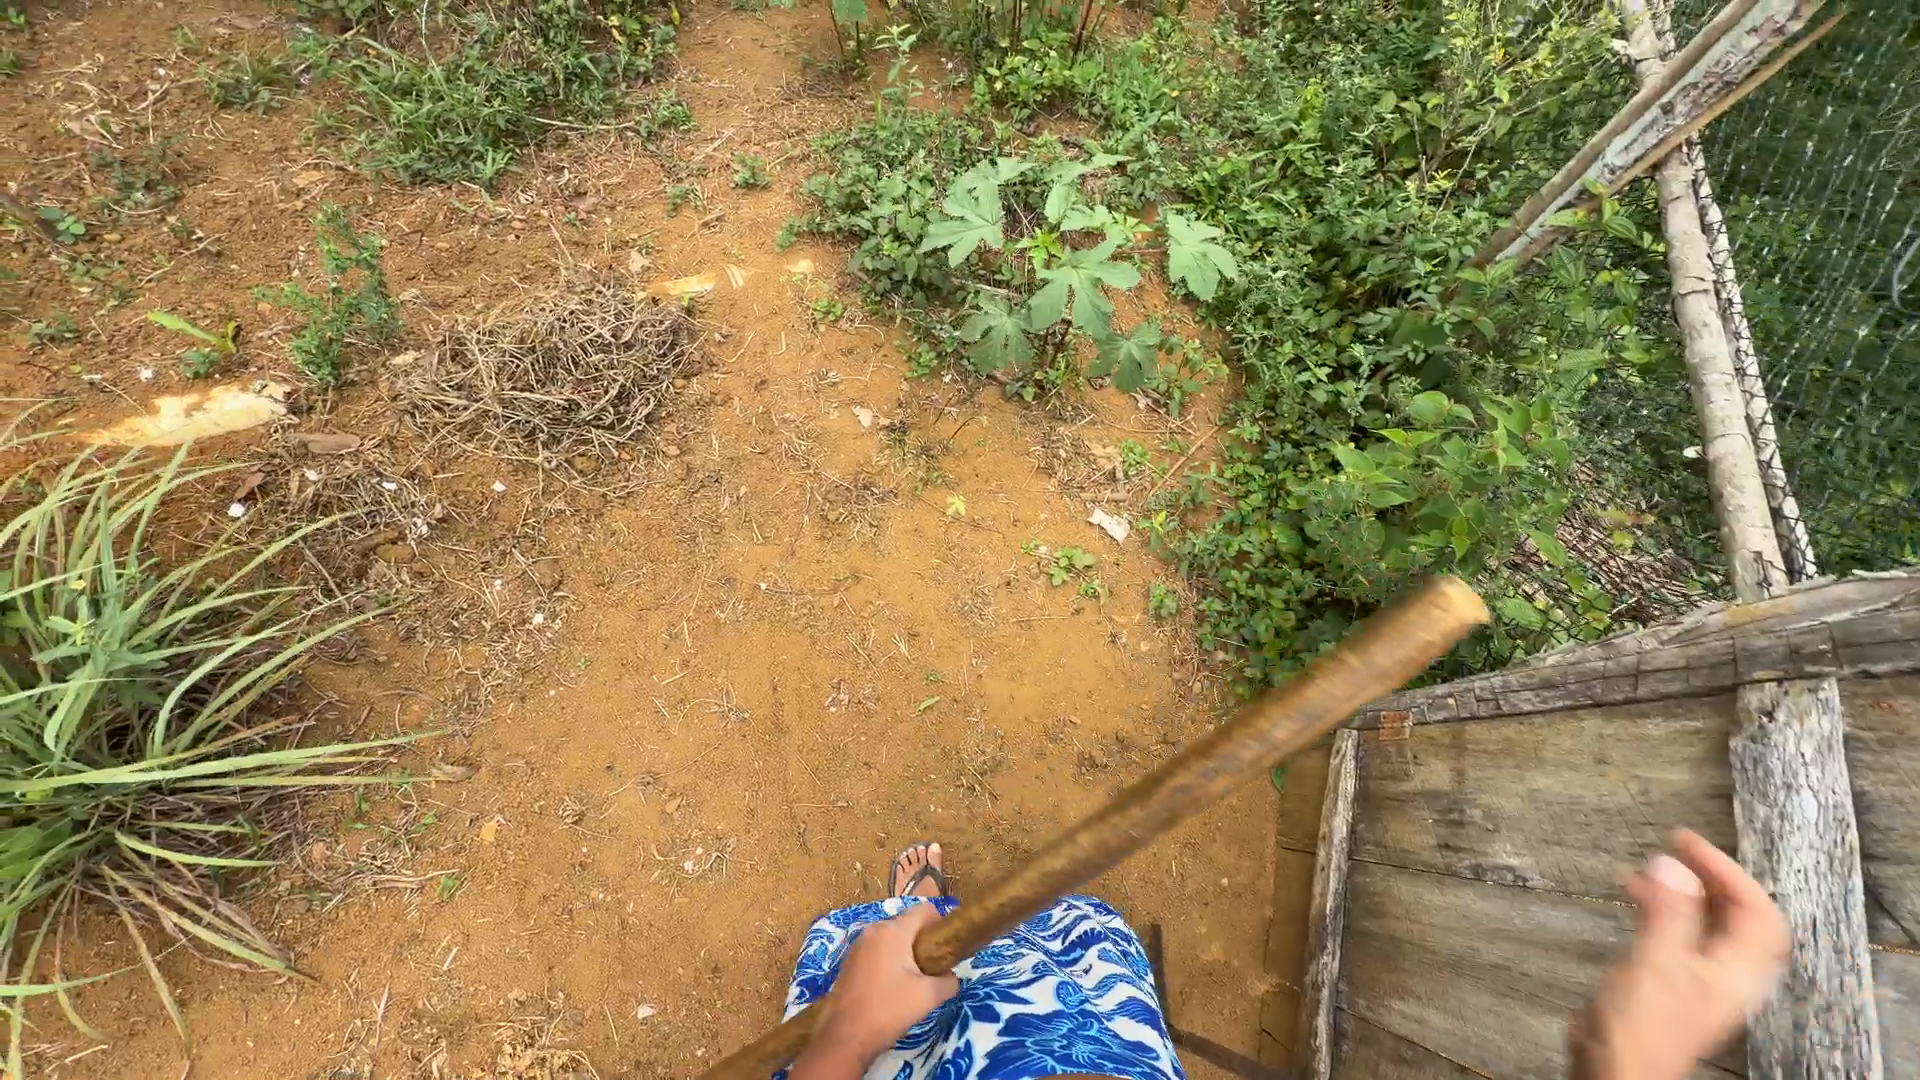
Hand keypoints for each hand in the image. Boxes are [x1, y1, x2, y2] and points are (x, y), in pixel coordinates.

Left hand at [789, 903, 959, 1079]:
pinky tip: (892, 985)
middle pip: (906, 924)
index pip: (923, 911)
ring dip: (905, 952)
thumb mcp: (927, 997)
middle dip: (923, 941)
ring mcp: (858, 945)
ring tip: (914, 979)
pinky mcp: (849, 961)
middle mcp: (873, 930)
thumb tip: (952, 977)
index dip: (940, 923)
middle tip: (933, 966)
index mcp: (893, 931)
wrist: (845, 1038)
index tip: (947, 946)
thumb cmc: (888, 1010)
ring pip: (890, 938)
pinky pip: (876, 950)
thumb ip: (948, 982)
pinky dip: (888, 960)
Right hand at [1572, 829, 1788, 1079]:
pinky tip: (1631, 894)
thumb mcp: (1654, 961)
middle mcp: (1724, 972)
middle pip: (1737, 918)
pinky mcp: (1667, 976)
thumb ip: (1667, 914)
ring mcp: (1696, 975)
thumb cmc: (1641, 1020)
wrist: (1615, 1062)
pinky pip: (1676, 930)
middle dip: (1709, 877)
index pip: (1757, 914)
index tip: (1685, 841)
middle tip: (1672, 844)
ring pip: (1706, 922)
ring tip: (1646, 865)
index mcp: (1734, 971)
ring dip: (1683, 888)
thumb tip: (1671, 863)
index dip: (1728, 872)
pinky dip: (1659, 904)